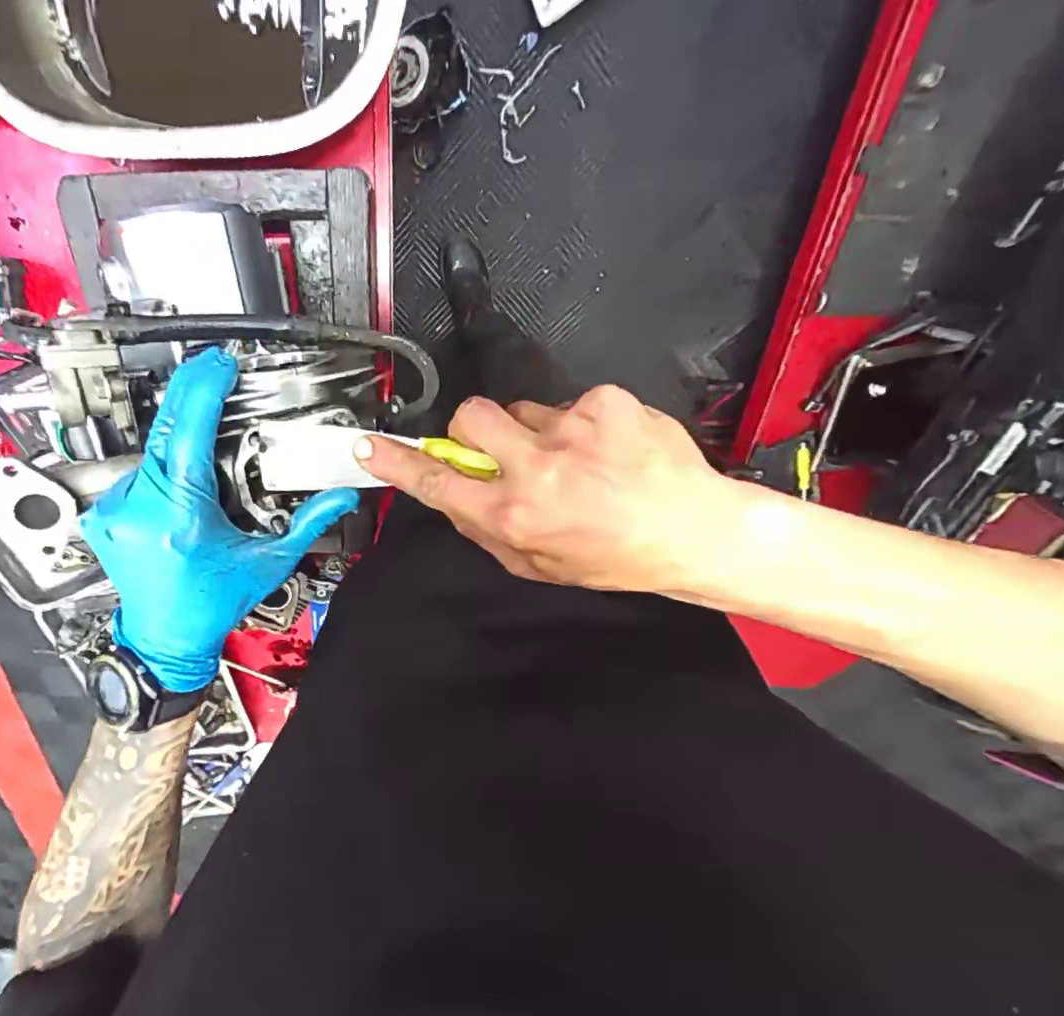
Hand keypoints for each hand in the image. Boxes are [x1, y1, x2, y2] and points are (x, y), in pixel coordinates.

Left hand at [80, 348, 358, 690]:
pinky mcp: (106, 514)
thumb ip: (307, 524)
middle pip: (163, 428)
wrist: (165, 638)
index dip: (202, 389)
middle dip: (190, 393)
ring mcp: (116, 509)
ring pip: (149, 449)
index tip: (217, 364)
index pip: (185, 430)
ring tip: (204, 431)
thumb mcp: (267, 562)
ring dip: (177, 434)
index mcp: (181, 514)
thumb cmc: (210, 604)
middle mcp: (140, 506)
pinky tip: (179, 473)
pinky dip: (160, 464)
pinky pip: (135, 472)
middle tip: (212, 371)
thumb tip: (339, 498)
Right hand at [355, 386, 734, 594]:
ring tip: (575, 460)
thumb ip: (487, 531)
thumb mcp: (539, 564)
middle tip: (504, 449)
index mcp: (514, 514)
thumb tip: (455, 498)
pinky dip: (582, 424)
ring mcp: (571, 429)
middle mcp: (535, 468)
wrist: (691, 530)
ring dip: (536, 431)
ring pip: (522, 409)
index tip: (371, 446)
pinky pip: (571, 403)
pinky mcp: (605, 402)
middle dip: (475, 430)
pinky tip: (608, 449)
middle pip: (470, 418)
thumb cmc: (616, 556)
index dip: (397, 462)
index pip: (436, 482)